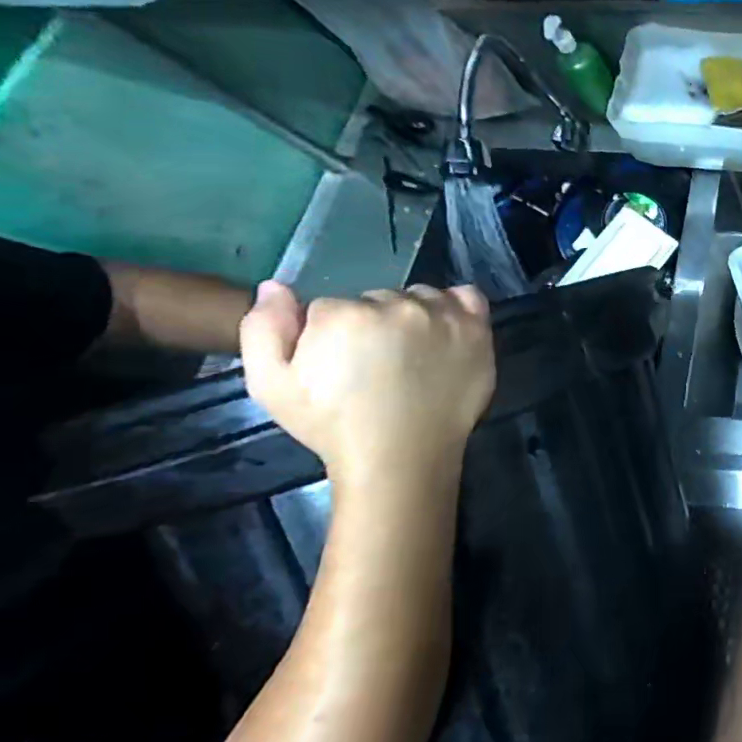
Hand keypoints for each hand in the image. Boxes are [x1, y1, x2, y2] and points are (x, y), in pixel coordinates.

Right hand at [239, 281, 495, 500]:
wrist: (401, 454)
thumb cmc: (333, 425)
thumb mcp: (271, 385)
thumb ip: (264, 329)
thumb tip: (275, 286)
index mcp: (345, 314)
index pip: (331, 306)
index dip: (330, 334)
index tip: (338, 362)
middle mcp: (399, 306)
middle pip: (379, 299)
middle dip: (373, 323)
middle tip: (377, 362)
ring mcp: (444, 316)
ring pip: (421, 297)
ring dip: (413, 315)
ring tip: (410, 353)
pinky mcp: (477, 328)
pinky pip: (467, 296)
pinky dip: (455, 307)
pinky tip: (445, 329)